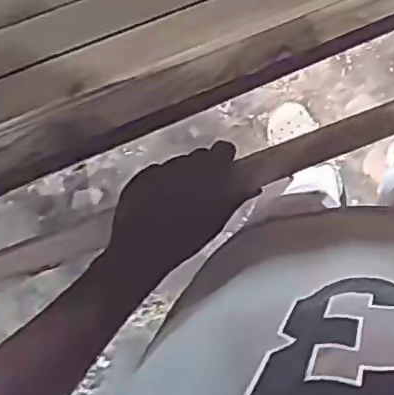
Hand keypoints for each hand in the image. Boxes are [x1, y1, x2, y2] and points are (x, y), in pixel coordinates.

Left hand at [95, 142, 256, 298]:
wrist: (143, 246)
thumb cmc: (190, 235)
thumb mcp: (221, 218)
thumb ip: (237, 196)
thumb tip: (253, 186)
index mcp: (211, 168)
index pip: (224, 148)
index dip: (226, 159)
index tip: (227, 173)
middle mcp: (186, 161)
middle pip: (200, 155)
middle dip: (204, 168)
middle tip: (205, 191)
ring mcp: (161, 168)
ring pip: (179, 164)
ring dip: (183, 176)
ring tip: (181, 201)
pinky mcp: (140, 177)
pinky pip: (157, 173)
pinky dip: (161, 183)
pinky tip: (159, 204)